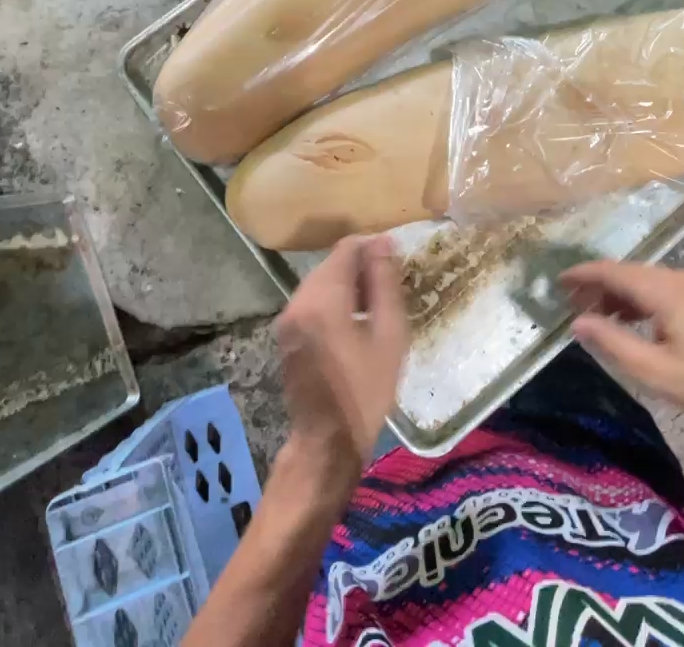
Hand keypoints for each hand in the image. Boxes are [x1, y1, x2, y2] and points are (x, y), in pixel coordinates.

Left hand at [273, 235, 407, 484]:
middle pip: (331, 264)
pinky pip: (312, 301)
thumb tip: (384, 243)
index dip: (373, 247)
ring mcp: (287, 318)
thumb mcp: (389, 335)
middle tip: (392, 284)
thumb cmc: (367, 390)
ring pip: (320, 282)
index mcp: (322, 299)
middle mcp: (297, 301)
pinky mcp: (286, 333)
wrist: (328, 439)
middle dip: (360, 265)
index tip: (397, 260)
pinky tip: (355, 320)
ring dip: (347, 284)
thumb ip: (385, 283)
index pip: (346, 249)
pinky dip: (333, 300)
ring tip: (377, 303)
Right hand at [564, 260, 683, 433]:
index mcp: (663, 291)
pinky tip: (631, 323)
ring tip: (595, 317)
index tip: (555, 282)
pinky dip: (638, 300)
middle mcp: (678, 279)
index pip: (611, 270)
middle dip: (596, 285)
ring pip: (644, 281)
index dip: (581, 274)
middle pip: (627, 272)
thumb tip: (576, 322)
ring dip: (617, 294)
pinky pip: (661, 290)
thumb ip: (612, 343)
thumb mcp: (655, 372)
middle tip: (570, 305)